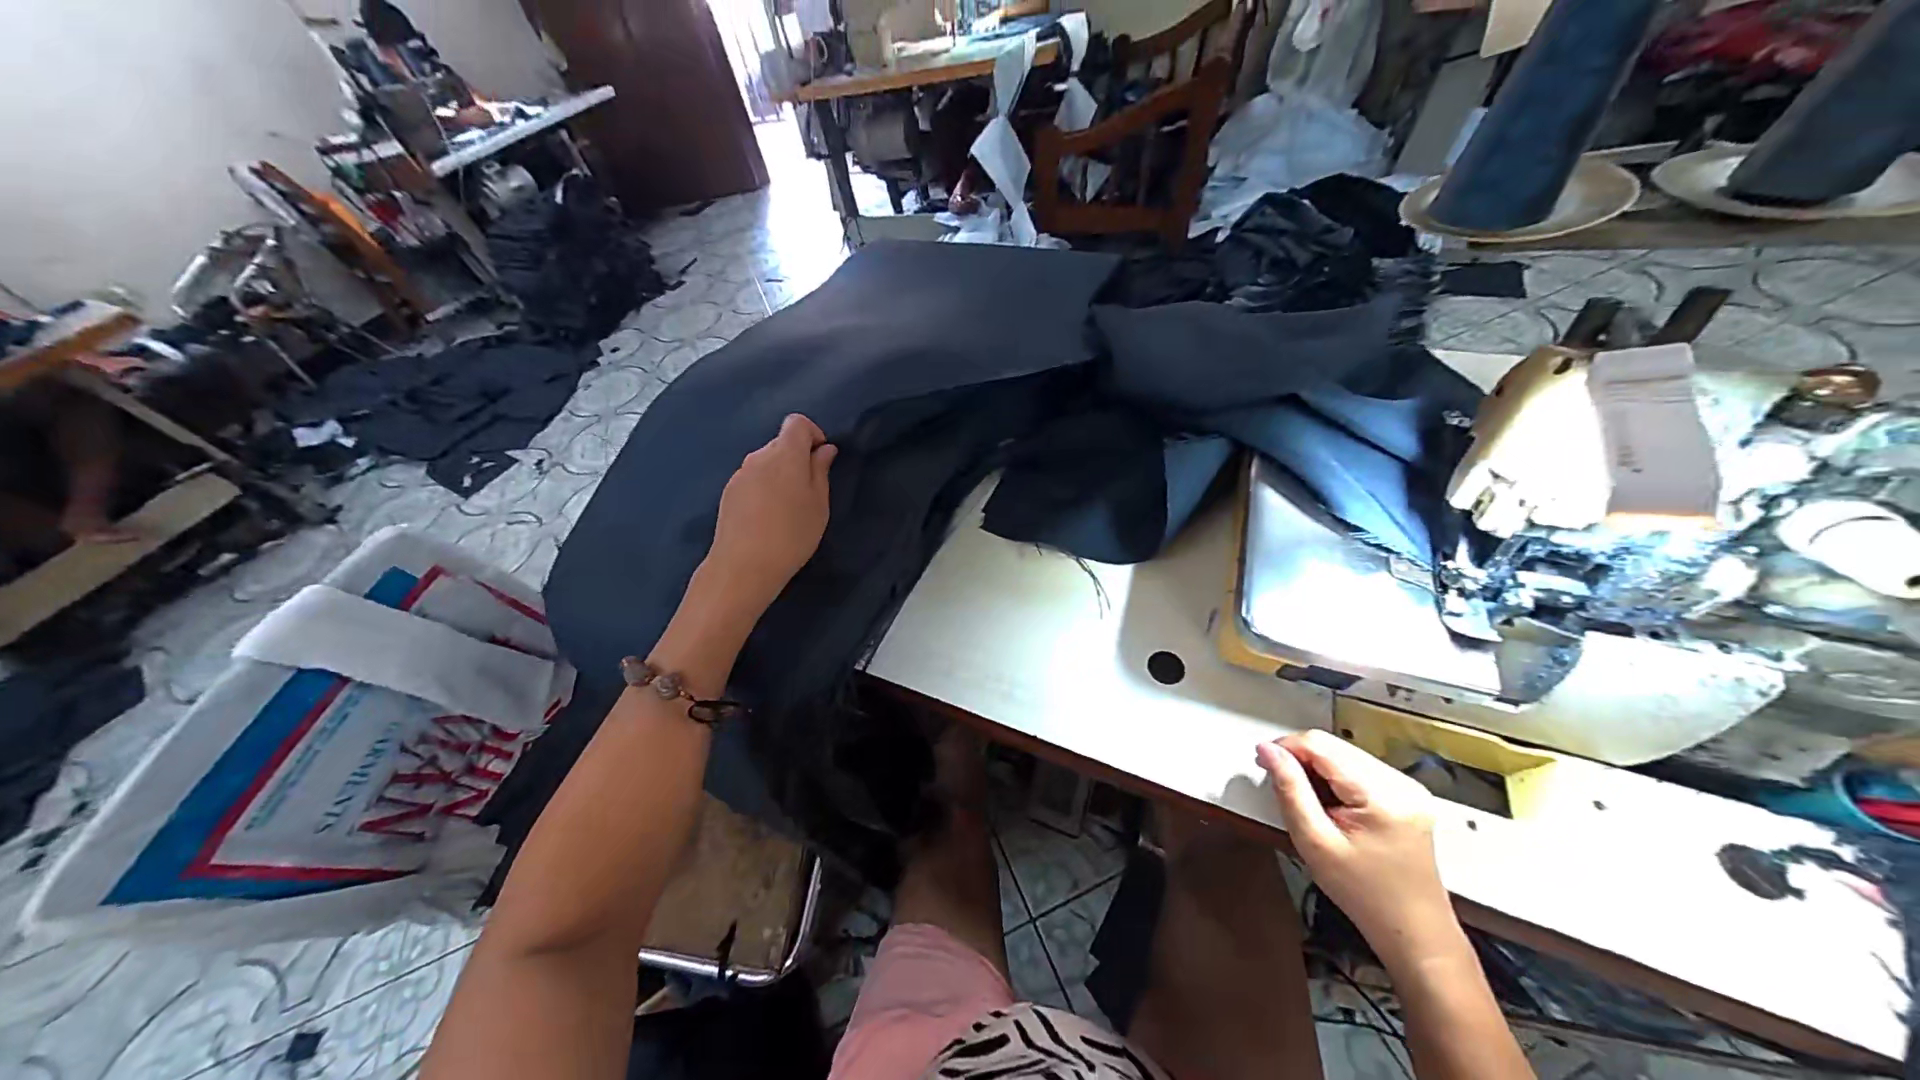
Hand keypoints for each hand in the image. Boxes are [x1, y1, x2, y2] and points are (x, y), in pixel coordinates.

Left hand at [703, 414, 836, 616]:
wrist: (744, 566)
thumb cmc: (792, 534)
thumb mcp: (819, 504)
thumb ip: (821, 471)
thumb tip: (824, 449)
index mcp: (785, 454)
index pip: (797, 422)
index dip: (813, 434)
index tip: (821, 459)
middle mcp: (758, 456)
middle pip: (781, 442)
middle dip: (798, 457)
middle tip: (810, 490)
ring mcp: (740, 474)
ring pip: (766, 462)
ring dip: (780, 474)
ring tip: (788, 508)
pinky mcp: (728, 492)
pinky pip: (753, 478)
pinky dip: (764, 487)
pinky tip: (768, 516)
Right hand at [1256, 730, 1453, 967]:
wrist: (1412, 929)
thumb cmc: (1365, 895)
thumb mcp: (1314, 841)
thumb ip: (1289, 789)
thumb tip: (1269, 751)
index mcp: (1382, 795)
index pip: (1321, 745)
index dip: (1285, 747)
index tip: (1264, 762)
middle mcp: (1401, 784)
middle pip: (1334, 745)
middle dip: (1301, 759)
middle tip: (1281, 785)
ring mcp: (1408, 787)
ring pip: (1344, 753)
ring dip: (1317, 768)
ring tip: (1309, 802)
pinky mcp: (1407, 794)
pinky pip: (1359, 768)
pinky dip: (1335, 778)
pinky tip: (1330, 804)